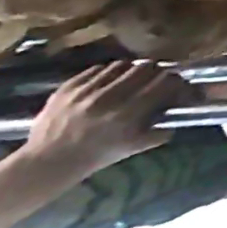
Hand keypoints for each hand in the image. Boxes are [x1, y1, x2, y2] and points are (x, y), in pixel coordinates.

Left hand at [13, 61, 194, 180]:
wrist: (47, 162)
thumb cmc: (95, 156)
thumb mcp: (133, 148)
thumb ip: (159, 133)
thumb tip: (179, 118)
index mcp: (127, 115)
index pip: (163, 84)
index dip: (175, 80)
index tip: (178, 83)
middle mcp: (108, 98)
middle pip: (144, 69)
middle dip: (156, 71)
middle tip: (157, 77)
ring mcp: (85, 91)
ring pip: (121, 66)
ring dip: (132, 70)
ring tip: (133, 77)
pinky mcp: (67, 87)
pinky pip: (96, 70)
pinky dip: (108, 72)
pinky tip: (109, 80)